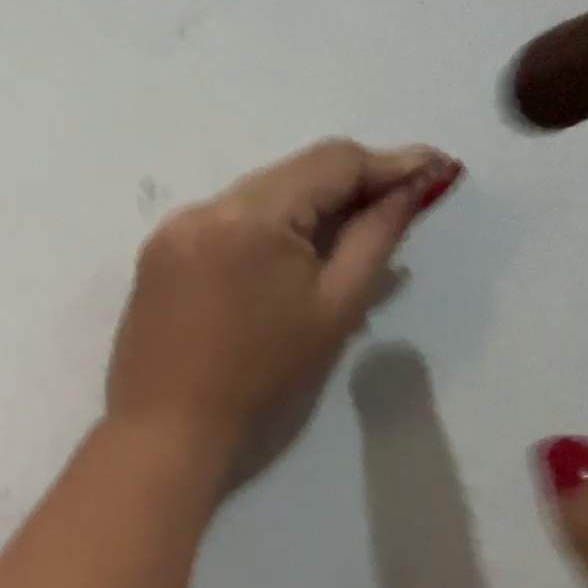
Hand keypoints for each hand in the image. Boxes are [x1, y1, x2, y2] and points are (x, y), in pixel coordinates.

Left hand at [107, 139, 460, 446]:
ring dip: (298, 209)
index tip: (435, 176)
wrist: (165, 425)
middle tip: (393, 210)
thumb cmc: (257, 375)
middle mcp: (198, 213)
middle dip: (343, 187)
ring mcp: (167, 237)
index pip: (330, 161)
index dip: (388, 165)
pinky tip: (281, 260)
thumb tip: (415, 182)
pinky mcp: (152, 262)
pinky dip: (255, 231)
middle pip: (288, 176)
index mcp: (245, 217)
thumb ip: (377, 233)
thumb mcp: (335, 304)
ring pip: (251, 199)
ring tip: (338, 242)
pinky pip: (216, 226)